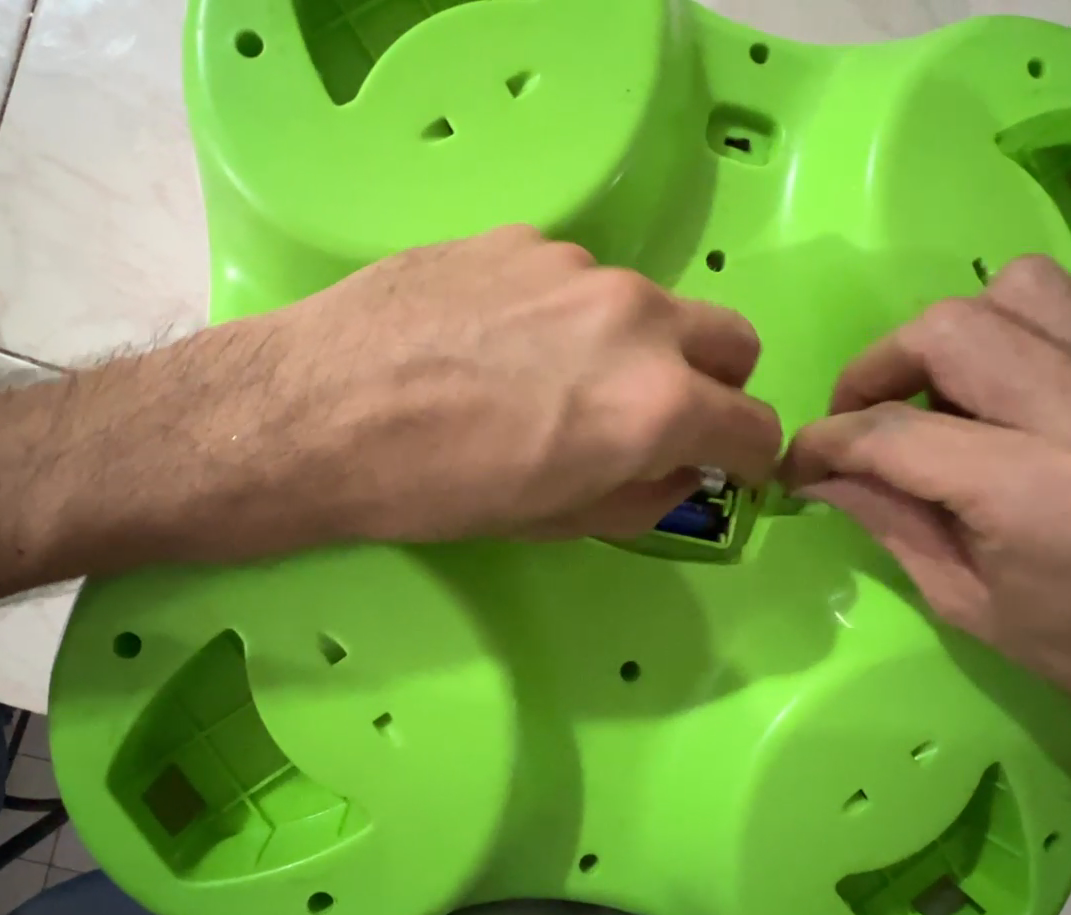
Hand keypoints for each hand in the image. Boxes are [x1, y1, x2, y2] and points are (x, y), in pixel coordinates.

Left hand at [126, 225, 780, 550]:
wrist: (314, 412)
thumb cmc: (438, 491)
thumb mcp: (557, 521)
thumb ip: (644, 496)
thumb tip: (681, 473)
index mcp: (658, 402)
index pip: (755, 425)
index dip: (746, 459)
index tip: (722, 469)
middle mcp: (637, 318)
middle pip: (732, 341)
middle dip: (716, 387)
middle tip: (658, 420)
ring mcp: (579, 265)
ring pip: (649, 308)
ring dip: (633, 347)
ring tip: (550, 381)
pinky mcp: (520, 236)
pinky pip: (577, 280)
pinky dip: (569, 315)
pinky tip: (498, 343)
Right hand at [781, 257, 1070, 763]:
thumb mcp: (964, 600)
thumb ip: (885, 518)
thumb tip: (818, 472)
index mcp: (1033, 492)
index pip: (892, 433)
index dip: (825, 442)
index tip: (799, 461)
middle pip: (948, 330)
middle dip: (878, 367)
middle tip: (863, 417)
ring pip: (1017, 289)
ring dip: (955, 331)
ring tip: (943, 391)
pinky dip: (1026, 322)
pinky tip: (1015, 377)